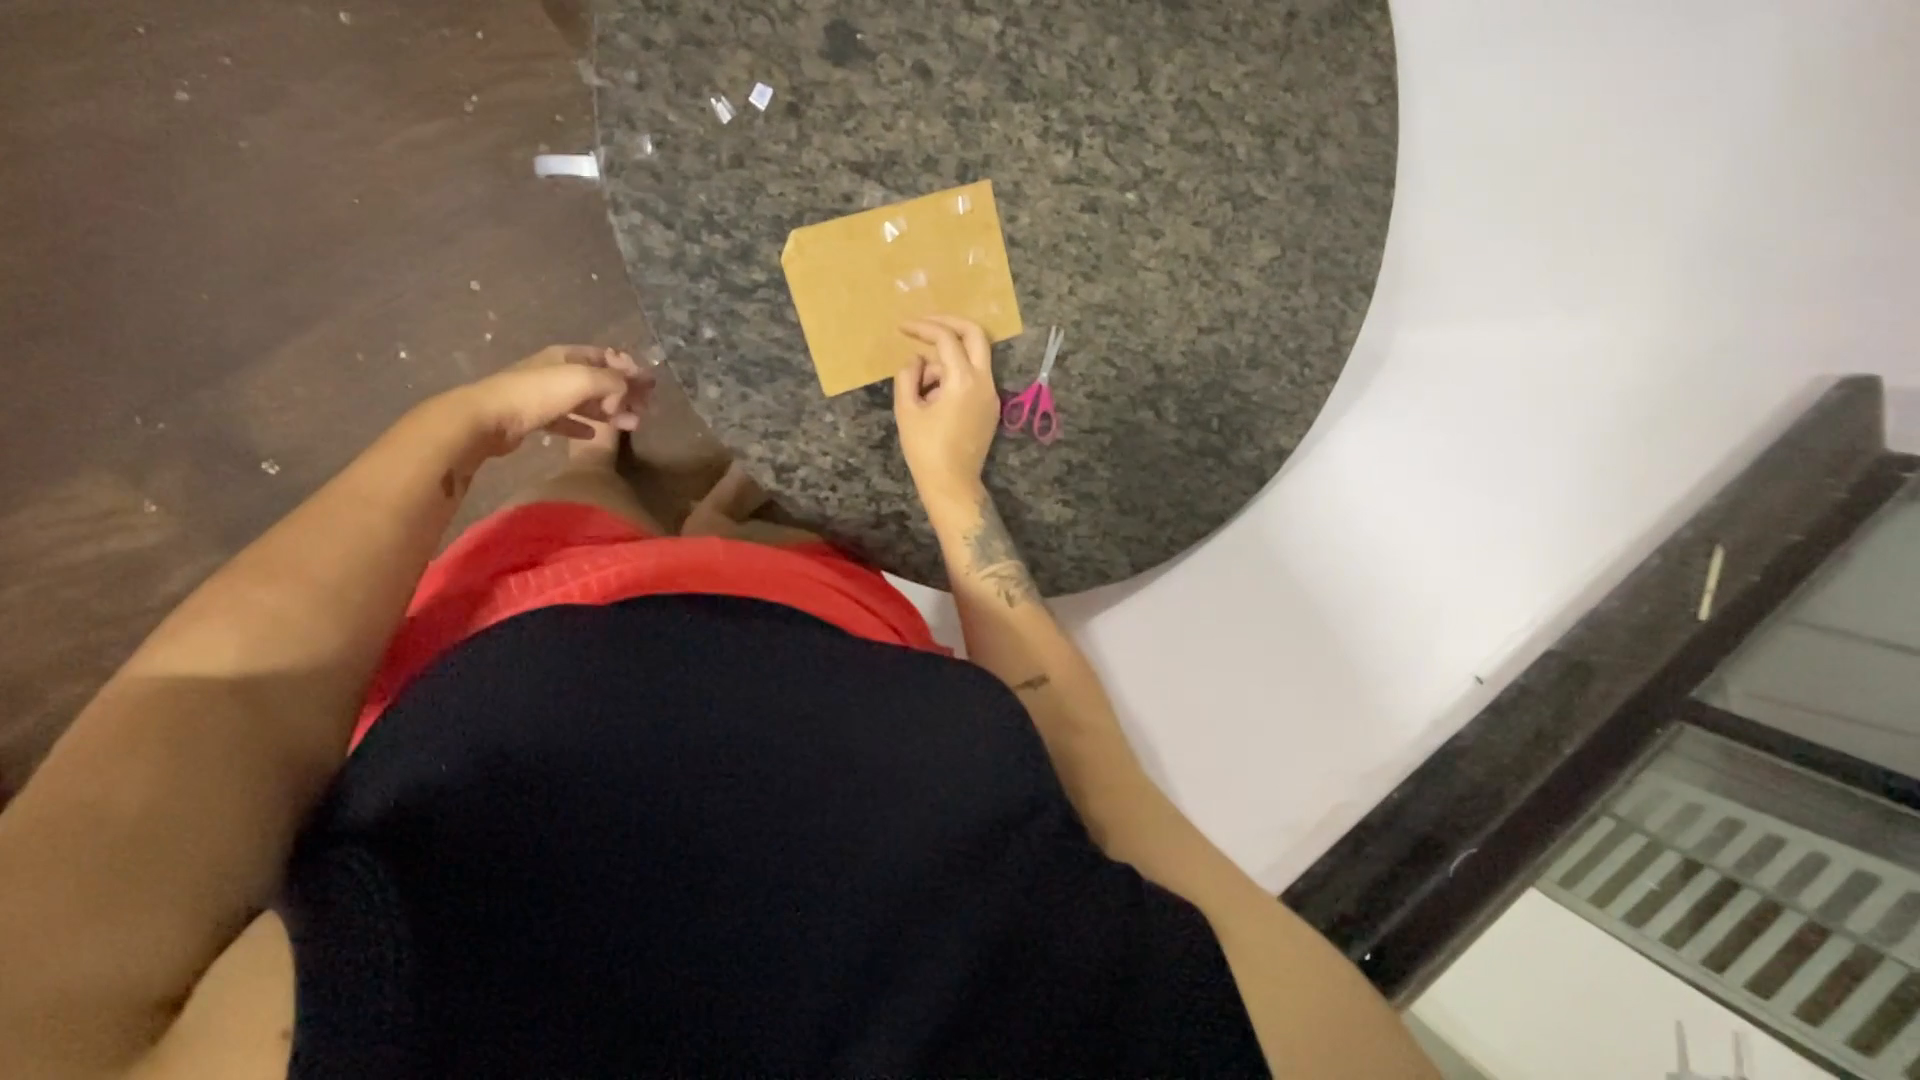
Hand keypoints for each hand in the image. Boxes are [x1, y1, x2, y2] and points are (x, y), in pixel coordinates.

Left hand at [446, 345, 654, 457]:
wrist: (488, 418)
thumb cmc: (538, 393)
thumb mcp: (584, 379)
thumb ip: (614, 381)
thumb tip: (630, 389)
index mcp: (567, 356)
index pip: (606, 356)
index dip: (629, 368)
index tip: (649, 384)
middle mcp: (556, 371)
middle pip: (598, 380)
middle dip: (624, 393)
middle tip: (645, 408)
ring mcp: (544, 395)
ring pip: (586, 401)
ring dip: (610, 412)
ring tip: (632, 425)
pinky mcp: (535, 417)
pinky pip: (567, 420)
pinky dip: (583, 425)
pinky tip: (594, 434)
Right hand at [894, 316, 998, 512]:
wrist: (952, 484)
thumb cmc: (925, 449)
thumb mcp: (907, 410)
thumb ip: (908, 376)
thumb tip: (917, 360)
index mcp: (964, 381)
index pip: (946, 339)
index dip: (922, 328)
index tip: (902, 328)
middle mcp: (984, 382)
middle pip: (975, 334)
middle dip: (949, 323)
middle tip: (924, 325)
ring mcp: (991, 395)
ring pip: (973, 357)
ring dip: (946, 359)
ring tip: (918, 386)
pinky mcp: (990, 407)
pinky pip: (974, 377)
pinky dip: (954, 375)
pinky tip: (932, 394)